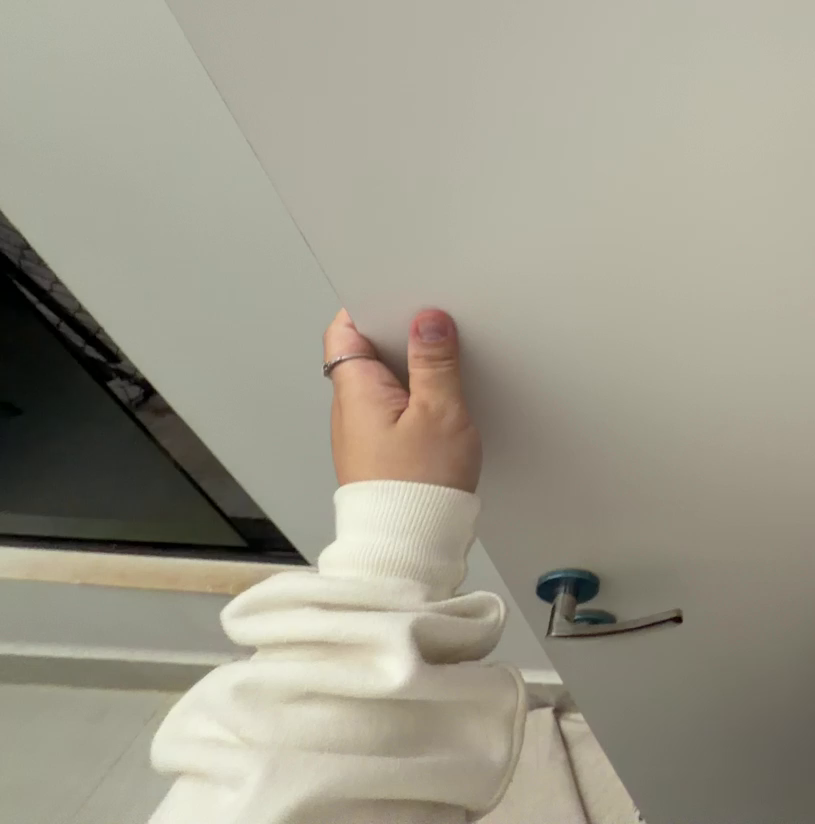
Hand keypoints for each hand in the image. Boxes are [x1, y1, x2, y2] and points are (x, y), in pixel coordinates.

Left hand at [323, 308, 480, 491]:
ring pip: (384, 378)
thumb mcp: (440, 410)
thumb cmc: (422, 479)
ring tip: (448, 355)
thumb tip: (429, 320)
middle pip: (366, 352)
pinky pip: (396, 403)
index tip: (405, 296)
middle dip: (399, 332)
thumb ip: (434, 362)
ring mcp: (365, 428)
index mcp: (356, 390)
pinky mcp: (383, 445)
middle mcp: (351, 407)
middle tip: (437, 322)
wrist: (412, 538)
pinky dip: (417, 390)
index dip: (371, 307)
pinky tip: (445, 394)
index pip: (346, 332)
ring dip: (412, 362)